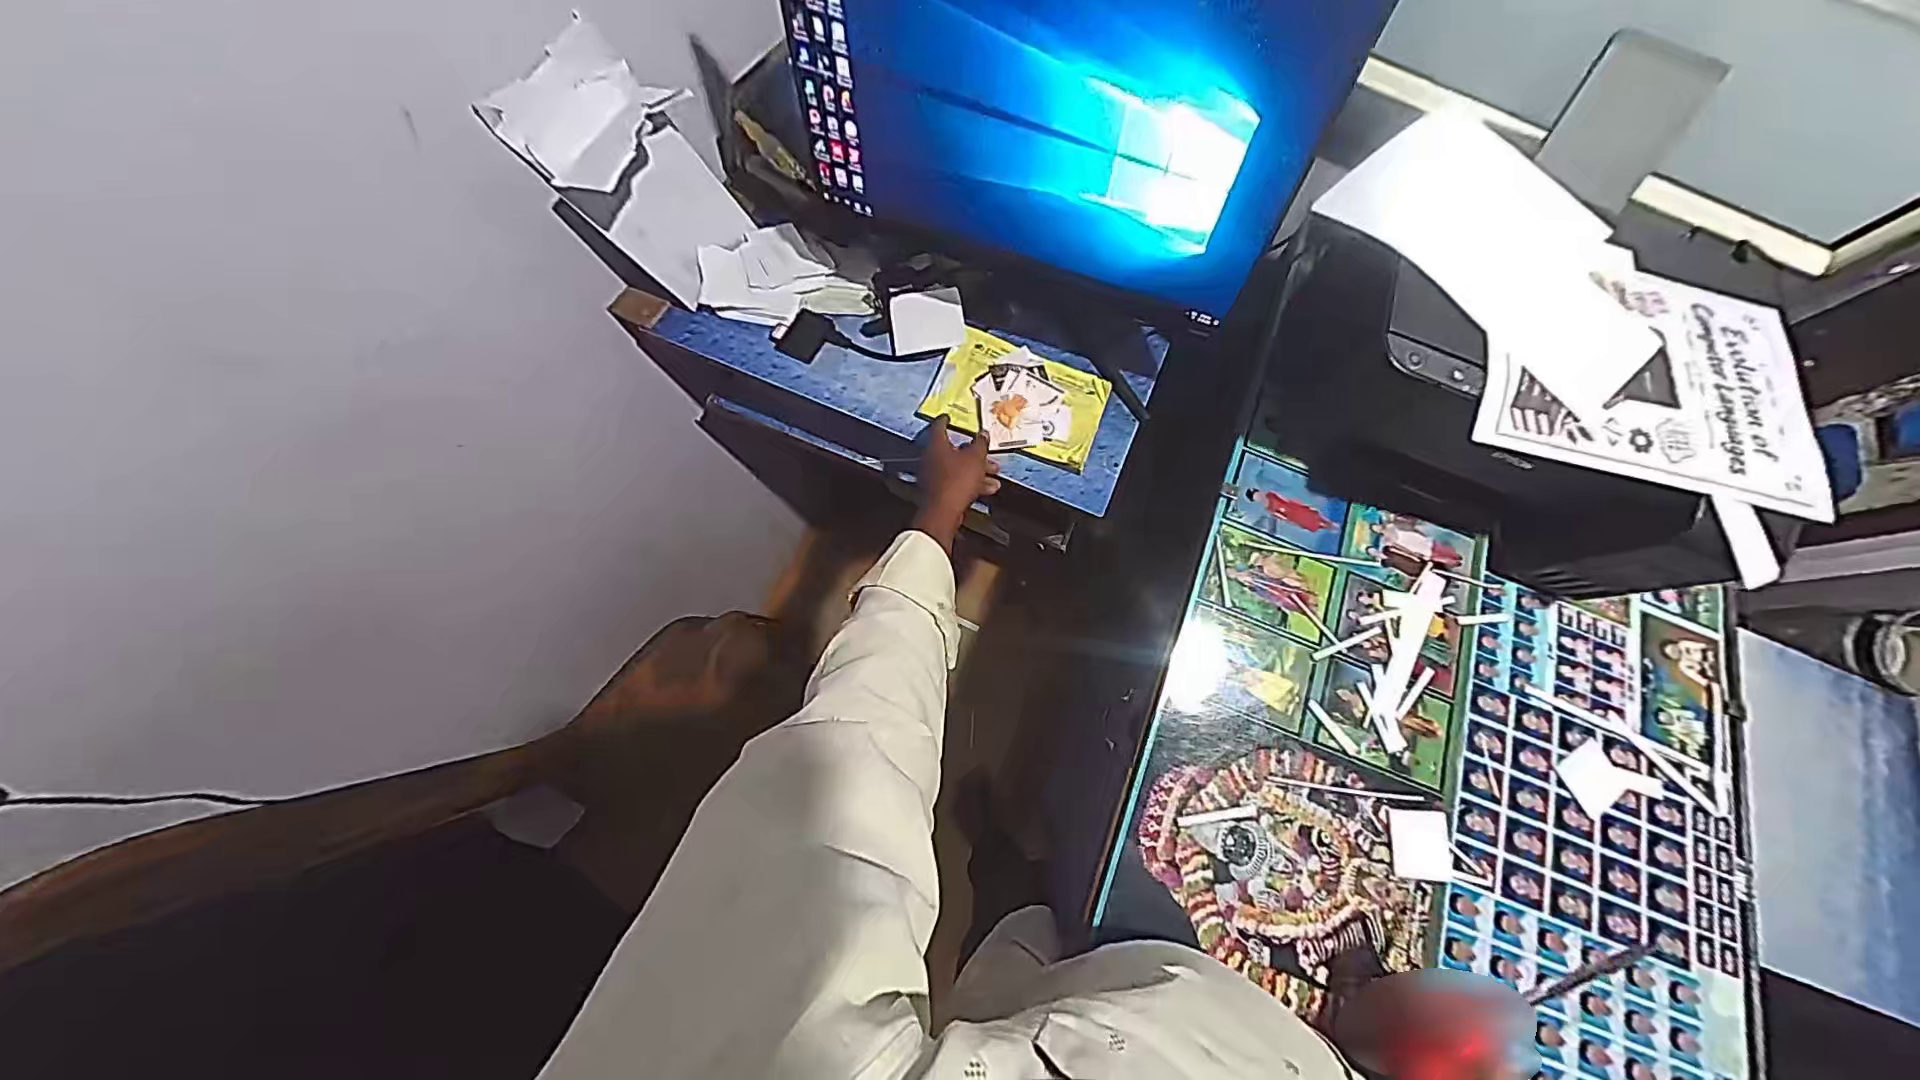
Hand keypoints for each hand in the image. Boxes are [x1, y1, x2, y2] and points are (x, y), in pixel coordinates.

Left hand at [912, 415, 999, 551]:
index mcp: (937, 445)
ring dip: (976, 470)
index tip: (948, 417)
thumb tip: (983, 435)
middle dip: (973, 453)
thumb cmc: (955, 482)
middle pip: (954, 450)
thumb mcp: (975, 458)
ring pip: (957, 468)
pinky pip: (957, 482)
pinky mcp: (938, 491)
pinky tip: (986, 488)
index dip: (945, 420)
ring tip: (993, 475)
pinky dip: (971, 483)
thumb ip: (980, 444)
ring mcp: (933, 476)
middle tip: (985, 453)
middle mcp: (931, 458)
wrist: (943, 511)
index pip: (939, 426)